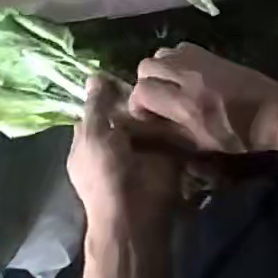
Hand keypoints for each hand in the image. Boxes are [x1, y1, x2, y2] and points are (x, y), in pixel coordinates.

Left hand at [68, 76, 182, 238]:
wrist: (136, 210)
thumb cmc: (104, 173)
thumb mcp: (92, 134)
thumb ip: (96, 104)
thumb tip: (95, 74)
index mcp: (91, 138)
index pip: (99, 107)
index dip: (109, 90)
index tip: (126, 68)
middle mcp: (117, 140)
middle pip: (127, 110)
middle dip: (138, 94)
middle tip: (155, 69)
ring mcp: (143, 146)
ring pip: (150, 117)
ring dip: (159, 103)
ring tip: (173, 76)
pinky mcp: (167, 151)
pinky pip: (171, 128)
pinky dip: (176, 116)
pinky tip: (185, 94)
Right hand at [128, 43, 277, 153]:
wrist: (272, 111)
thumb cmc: (236, 135)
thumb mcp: (197, 143)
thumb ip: (164, 132)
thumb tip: (137, 127)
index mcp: (185, 103)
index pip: (141, 91)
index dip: (139, 106)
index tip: (148, 117)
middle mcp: (188, 75)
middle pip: (145, 67)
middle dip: (145, 83)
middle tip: (158, 100)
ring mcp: (200, 60)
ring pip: (160, 54)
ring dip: (159, 70)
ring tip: (171, 87)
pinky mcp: (210, 53)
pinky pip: (180, 49)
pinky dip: (175, 61)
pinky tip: (186, 77)